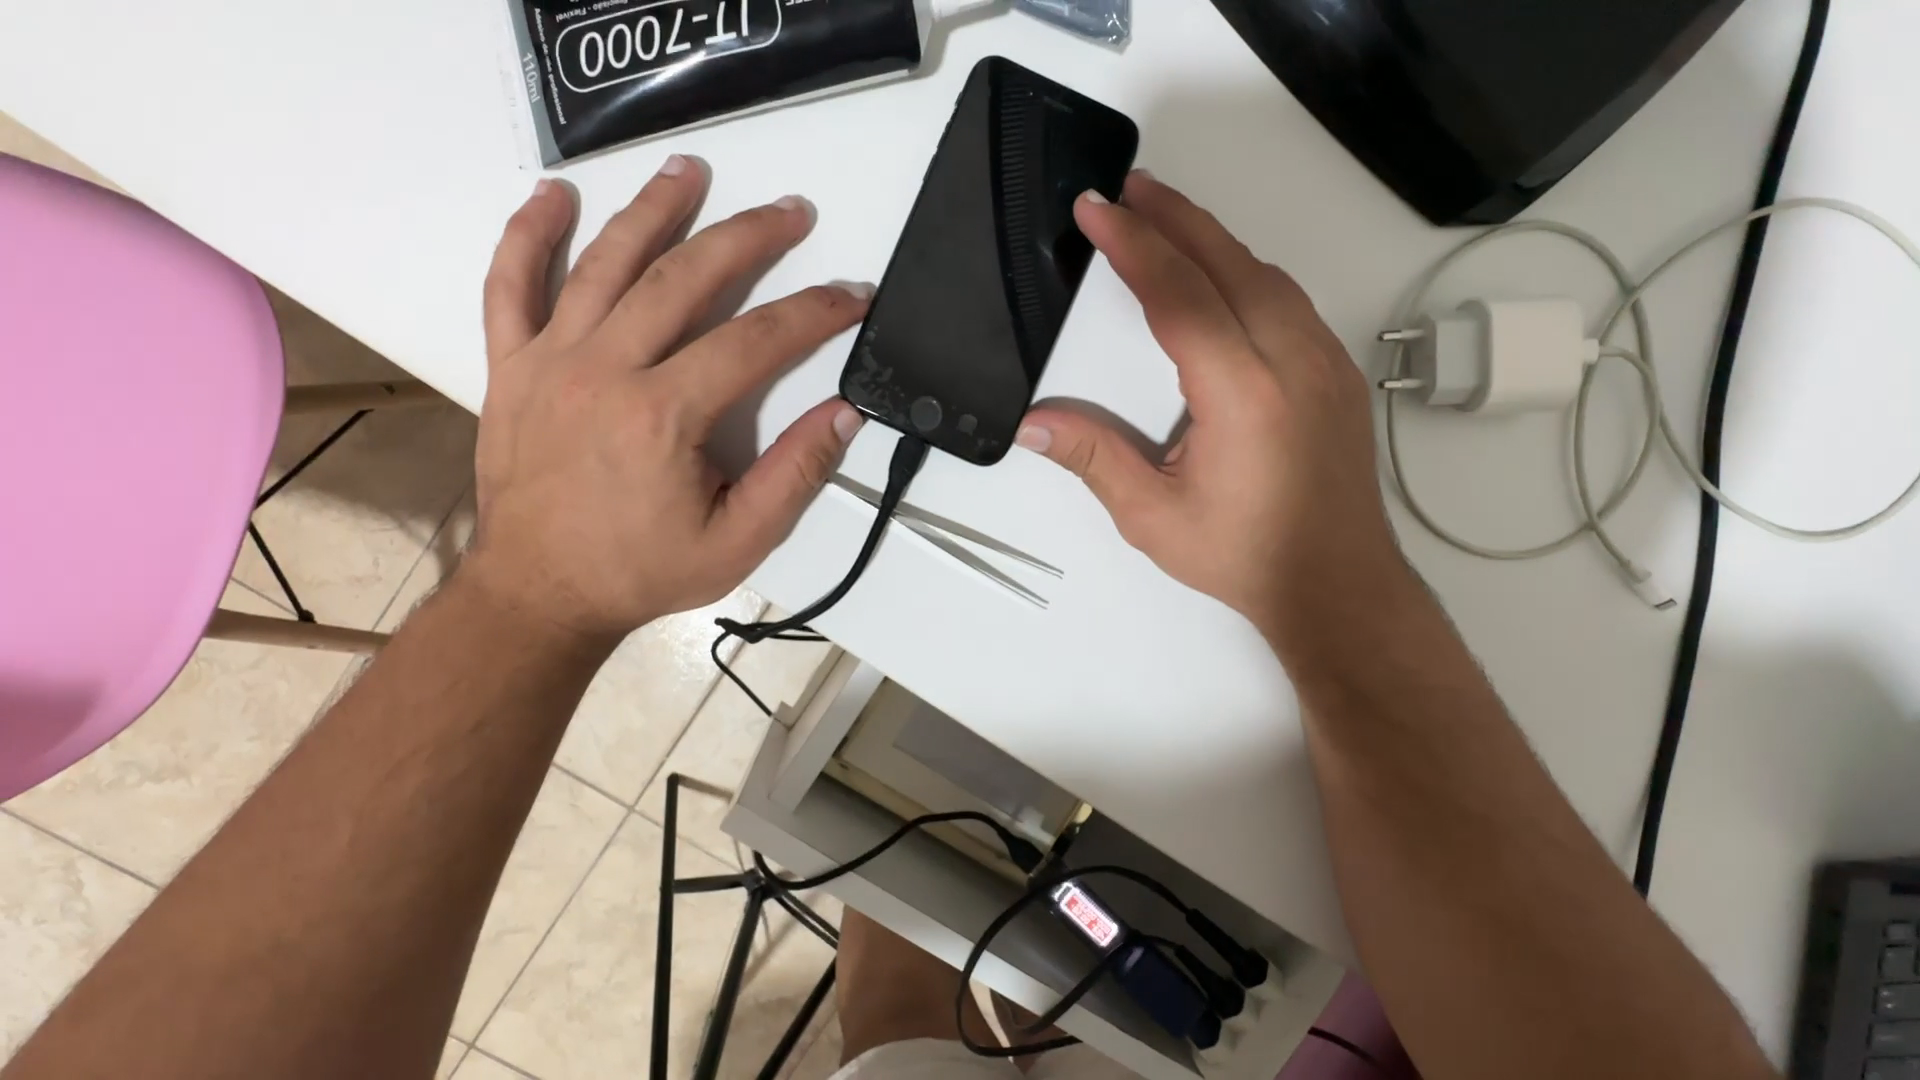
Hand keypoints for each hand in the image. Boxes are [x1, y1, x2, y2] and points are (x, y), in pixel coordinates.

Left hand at [462, 159, 868, 642]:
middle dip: (748, 237)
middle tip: (792, 210)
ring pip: (605, 263)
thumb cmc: (641, 572)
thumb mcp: (738, 542)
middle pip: (684, 279)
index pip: (755, 341)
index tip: (853, 293)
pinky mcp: (512, 367)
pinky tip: (553, 195)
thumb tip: (845, 415)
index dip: (813, 312)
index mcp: (664, 415)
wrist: (539, 594)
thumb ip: (795, 475)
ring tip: (691, 168)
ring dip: (652, 209)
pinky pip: (509, 287)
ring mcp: (550, 361)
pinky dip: (527, 236)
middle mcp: (605, 370)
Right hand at [1016, 172, 1403, 640]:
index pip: (1180, 295)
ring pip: (1264, 272)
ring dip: (1211, 237)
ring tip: (1164, 216)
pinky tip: (1219, 271)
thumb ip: (1094, 459)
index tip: (1098, 209)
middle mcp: (1292, 362)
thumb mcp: (1153, 517)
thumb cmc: (1246, 555)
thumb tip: (1033, 424)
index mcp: (1243, 394)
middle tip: (1127, 188)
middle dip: (1173, 217)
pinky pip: (1288, 296)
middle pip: (1228, 262)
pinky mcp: (1335, 371)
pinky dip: (1245, 267)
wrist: (1336, 583)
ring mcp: (1323, 362)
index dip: (1134, 245)